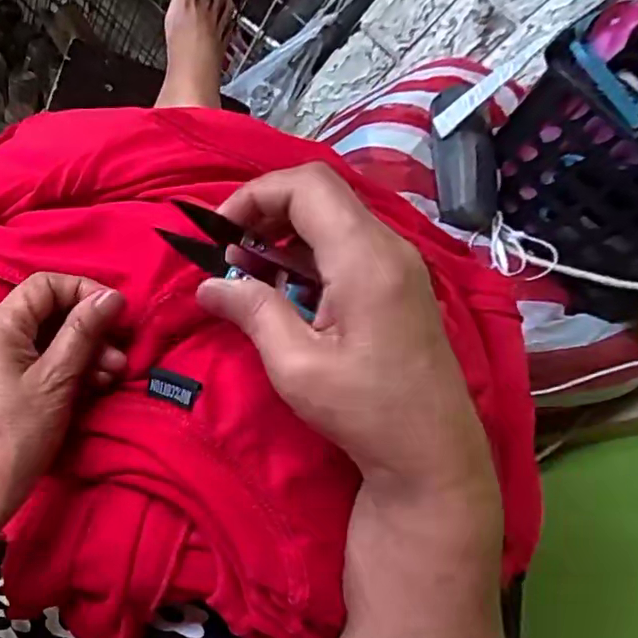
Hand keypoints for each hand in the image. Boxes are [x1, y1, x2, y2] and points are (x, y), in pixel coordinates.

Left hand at [0, 273, 126, 520]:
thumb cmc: (21, 431)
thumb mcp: (57, 379)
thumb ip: (83, 333)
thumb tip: (112, 296)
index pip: (43, 286)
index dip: (82, 290)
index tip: (114, 311)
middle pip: (51, 311)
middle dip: (90, 328)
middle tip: (119, 352)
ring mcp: (5, 360)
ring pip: (54, 338)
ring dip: (88, 350)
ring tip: (113, 374)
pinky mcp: (15, 381)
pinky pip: (48, 361)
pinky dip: (75, 368)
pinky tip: (97, 384)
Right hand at [196, 164, 495, 501]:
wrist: (429, 451)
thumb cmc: (362, 410)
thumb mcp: (294, 365)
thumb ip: (252, 313)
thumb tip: (208, 285)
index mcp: (364, 258)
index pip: (307, 185)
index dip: (254, 195)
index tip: (219, 233)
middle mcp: (388, 248)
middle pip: (320, 195)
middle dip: (263, 213)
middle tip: (227, 255)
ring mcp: (397, 266)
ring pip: (331, 221)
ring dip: (281, 238)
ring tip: (247, 277)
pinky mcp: (396, 286)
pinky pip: (345, 248)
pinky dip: (304, 258)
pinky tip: (282, 294)